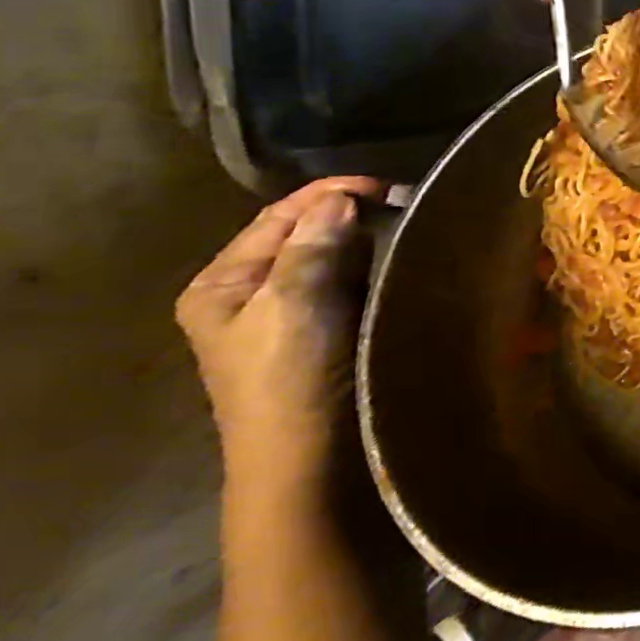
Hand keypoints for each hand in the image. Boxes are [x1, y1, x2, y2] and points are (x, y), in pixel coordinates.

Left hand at [176, 178, 382, 476]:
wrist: (310, 455)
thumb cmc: (289, 378)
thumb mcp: (292, 305)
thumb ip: (312, 246)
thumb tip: (340, 199)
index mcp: (224, 284)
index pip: (278, 218)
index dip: (329, 194)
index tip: (387, 185)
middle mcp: (255, 293)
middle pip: (308, 234)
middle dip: (355, 214)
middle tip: (408, 205)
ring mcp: (294, 314)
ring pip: (337, 258)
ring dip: (373, 240)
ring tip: (415, 227)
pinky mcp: (331, 331)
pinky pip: (356, 284)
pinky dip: (381, 266)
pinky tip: (408, 260)